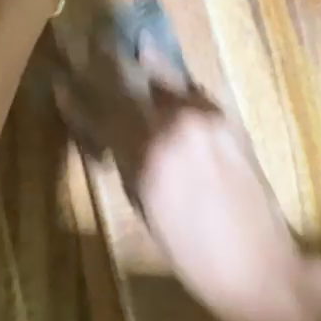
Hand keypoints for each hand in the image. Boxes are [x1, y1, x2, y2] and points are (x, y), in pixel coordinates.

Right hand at [60, 57, 320, 320]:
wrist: (259, 266)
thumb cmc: (194, 256)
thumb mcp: (147, 213)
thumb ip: (130, 168)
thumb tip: (111, 142)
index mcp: (150, 156)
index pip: (105, 115)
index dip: (80, 101)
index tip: (62, 86)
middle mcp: (178, 127)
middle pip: (136, 86)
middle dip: (112, 72)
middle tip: (94, 54)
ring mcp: (209, 120)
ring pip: (169, 83)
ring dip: (149, 72)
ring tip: (133, 54)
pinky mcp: (232, 123)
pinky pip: (195, 96)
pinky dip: (179, 89)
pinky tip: (170, 87)